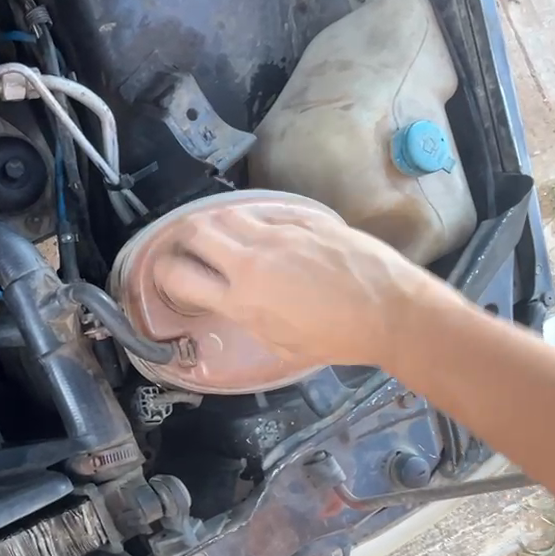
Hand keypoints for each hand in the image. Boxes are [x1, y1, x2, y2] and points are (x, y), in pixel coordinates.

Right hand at [148, 204, 447, 369]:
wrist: (392, 312)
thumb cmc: (337, 340)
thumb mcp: (279, 344)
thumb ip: (247, 317)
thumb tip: (232, 301)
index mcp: (241, 300)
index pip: (179, 275)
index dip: (163, 271)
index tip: (166, 272)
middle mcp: (250, 262)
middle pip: (194, 232)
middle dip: (183, 238)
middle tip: (188, 245)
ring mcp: (277, 236)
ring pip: (224, 213)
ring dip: (215, 222)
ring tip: (220, 232)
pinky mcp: (302, 219)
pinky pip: (262, 211)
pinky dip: (252, 219)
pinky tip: (260, 229)